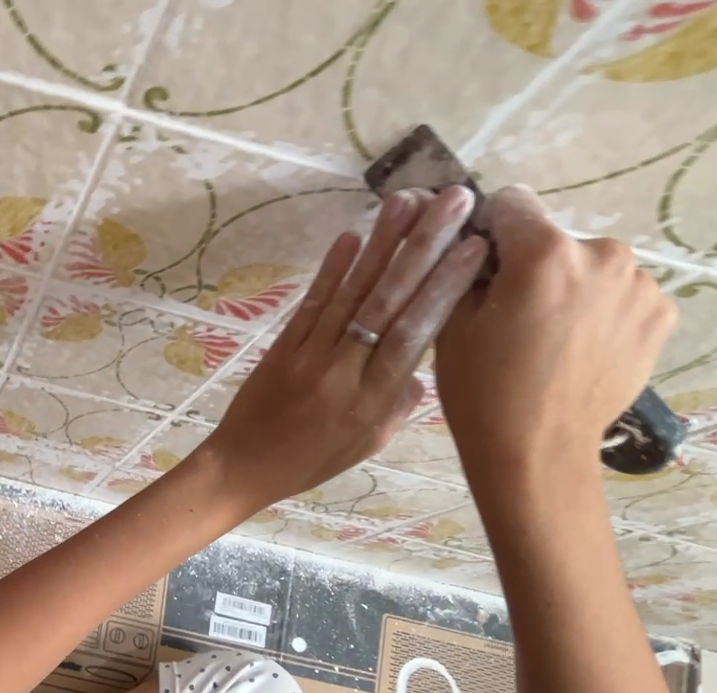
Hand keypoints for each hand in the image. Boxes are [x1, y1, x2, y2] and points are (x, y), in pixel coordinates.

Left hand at [196, 186, 488, 510]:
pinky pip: (310, 306)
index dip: (446, 287)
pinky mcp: (279, 349)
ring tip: (406, 201)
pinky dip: (330, 271)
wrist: (240, 468)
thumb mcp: (366, 444)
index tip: (475, 246)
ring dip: (380, 244)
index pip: (416, 333)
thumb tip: (422, 365)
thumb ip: (398, 404)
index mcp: (373, 400)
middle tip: (453, 200)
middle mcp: (343, 372)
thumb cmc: (308, 461)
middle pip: (387, 302)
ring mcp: (307, 357)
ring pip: (350, 295)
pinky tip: (350, 237)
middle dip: (423, 247)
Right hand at [434, 185, 677, 484]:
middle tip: (511, 318)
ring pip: (589, 269)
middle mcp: (603, 254)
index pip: (513, 202)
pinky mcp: (660, 314)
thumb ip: (464, 272)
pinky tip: (576, 351)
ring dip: (568, 290)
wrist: (535, 450)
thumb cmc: (480, 390)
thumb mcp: (451, 326)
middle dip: (532, 267)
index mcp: (544, 253)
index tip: (478, 264)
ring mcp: (640, 285)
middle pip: (555, 241)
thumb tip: (476, 245)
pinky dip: (597, 314)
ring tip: (546, 340)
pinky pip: (619, 297)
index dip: (488, 228)